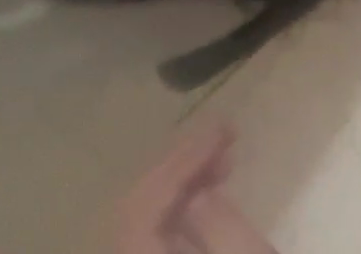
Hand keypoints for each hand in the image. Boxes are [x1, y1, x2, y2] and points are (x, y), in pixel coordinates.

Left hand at [116, 123, 274, 253]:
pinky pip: (149, 232)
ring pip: (138, 218)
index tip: (226, 128)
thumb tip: (199, 190)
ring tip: (223, 156)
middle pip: (133, 210)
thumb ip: (221, 227)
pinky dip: (176, 201)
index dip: (182, 161)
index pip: (145, 206)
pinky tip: (206, 188)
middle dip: (177, 164)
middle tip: (227, 134)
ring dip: (178, 179)